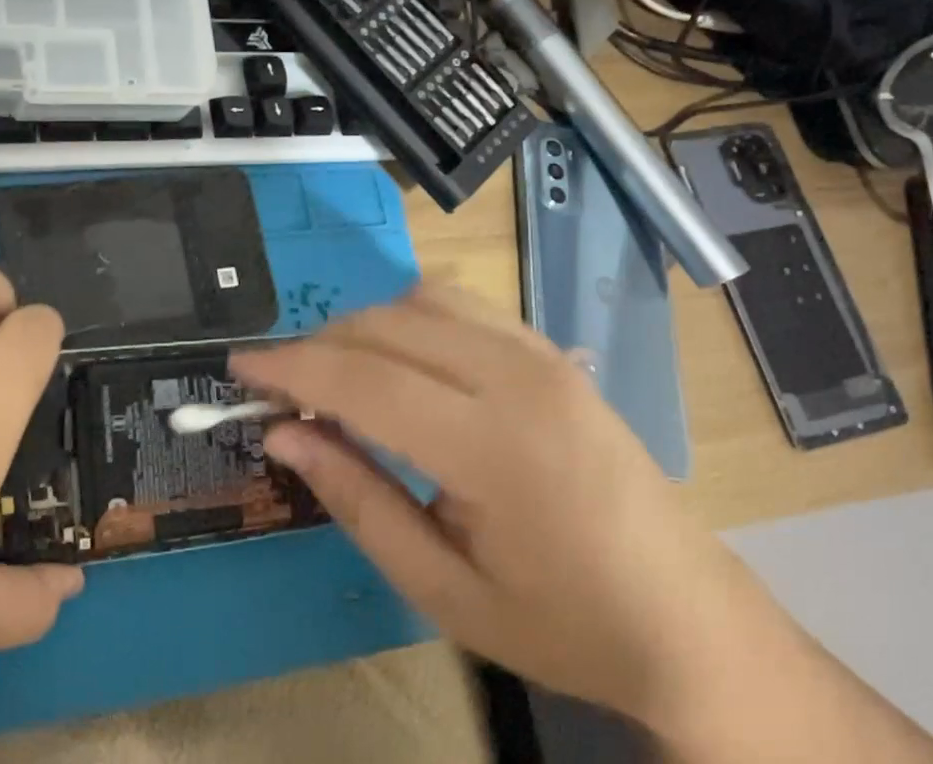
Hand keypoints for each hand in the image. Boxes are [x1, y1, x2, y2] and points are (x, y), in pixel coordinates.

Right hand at [228, 281, 783, 730]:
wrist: (695, 630)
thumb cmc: (562, 626)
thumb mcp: (441, 589)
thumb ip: (356, 500)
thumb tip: (281, 435)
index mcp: (495, 449)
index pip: (364, 381)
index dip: (289, 370)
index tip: (236, 369)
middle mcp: (521, 381)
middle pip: (386, 328)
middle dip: (315, 348)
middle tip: (276, 391)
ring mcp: (546, 360)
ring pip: (421, 302)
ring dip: (360, 329)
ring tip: (330, 378)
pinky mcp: (557, 358)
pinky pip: (463, 307)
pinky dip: (408, 318)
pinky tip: (394, 362)